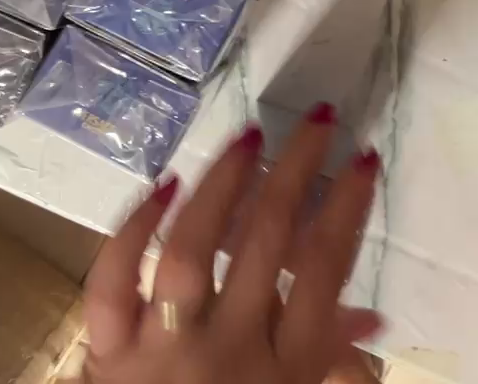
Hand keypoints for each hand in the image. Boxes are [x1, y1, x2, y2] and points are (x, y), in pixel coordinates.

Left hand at [82, 103, 384, 383]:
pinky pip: (112, 281)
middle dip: (299, 169)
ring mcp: (161, 347)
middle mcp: (227, 348)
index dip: (349, 207)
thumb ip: (333, 364)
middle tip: (318, 120)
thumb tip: (371, 318)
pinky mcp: (106, 350)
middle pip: (268, 240)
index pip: (326, 269)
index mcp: (285, 370)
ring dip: (223, 183)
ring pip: (192, 247)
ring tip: (249, 137)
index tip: (364, 157)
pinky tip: (162, 181)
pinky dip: (132, 229)